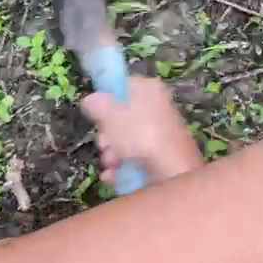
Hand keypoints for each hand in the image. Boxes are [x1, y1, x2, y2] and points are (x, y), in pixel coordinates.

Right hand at [82, 78, 203, 183]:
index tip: (96, 115)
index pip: (121, 86)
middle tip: (105, 144)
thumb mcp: (110, 115)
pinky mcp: (163, 156)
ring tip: (111, 163)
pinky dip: (122, 168)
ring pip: (127, 140)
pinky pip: (136, 158)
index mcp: (148, 88)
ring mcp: (161, 133)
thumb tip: (90, 100)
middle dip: (107, 134)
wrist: (172, 171)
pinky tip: (113, 176)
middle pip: (122, 116)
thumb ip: (96, 104)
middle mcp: (157, 107)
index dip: (106, 100)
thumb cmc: (139, 134)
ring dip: (112, 154)